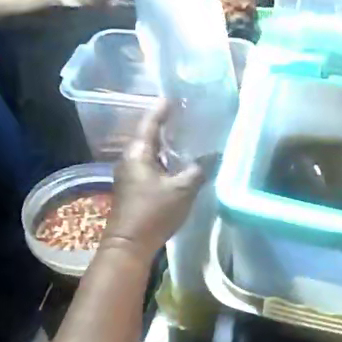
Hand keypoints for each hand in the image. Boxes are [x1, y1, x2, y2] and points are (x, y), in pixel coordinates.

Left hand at [103, 99, 206, 255]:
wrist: (129, 244)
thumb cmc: (153, 212)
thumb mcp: (182, 189)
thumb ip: (198, 170)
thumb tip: (212, 157)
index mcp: (138, 152)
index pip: (151, 123)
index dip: (162, 109)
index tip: (174, 96)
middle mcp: (130, 159)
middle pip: (149, 137)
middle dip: (167, 127)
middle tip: (187, 116)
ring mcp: (129, 175)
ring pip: (151, 154)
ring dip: (167, 146)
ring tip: (187, 137)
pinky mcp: (133, 189)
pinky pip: (150, 167)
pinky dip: (164, 162)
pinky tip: (179, 164)